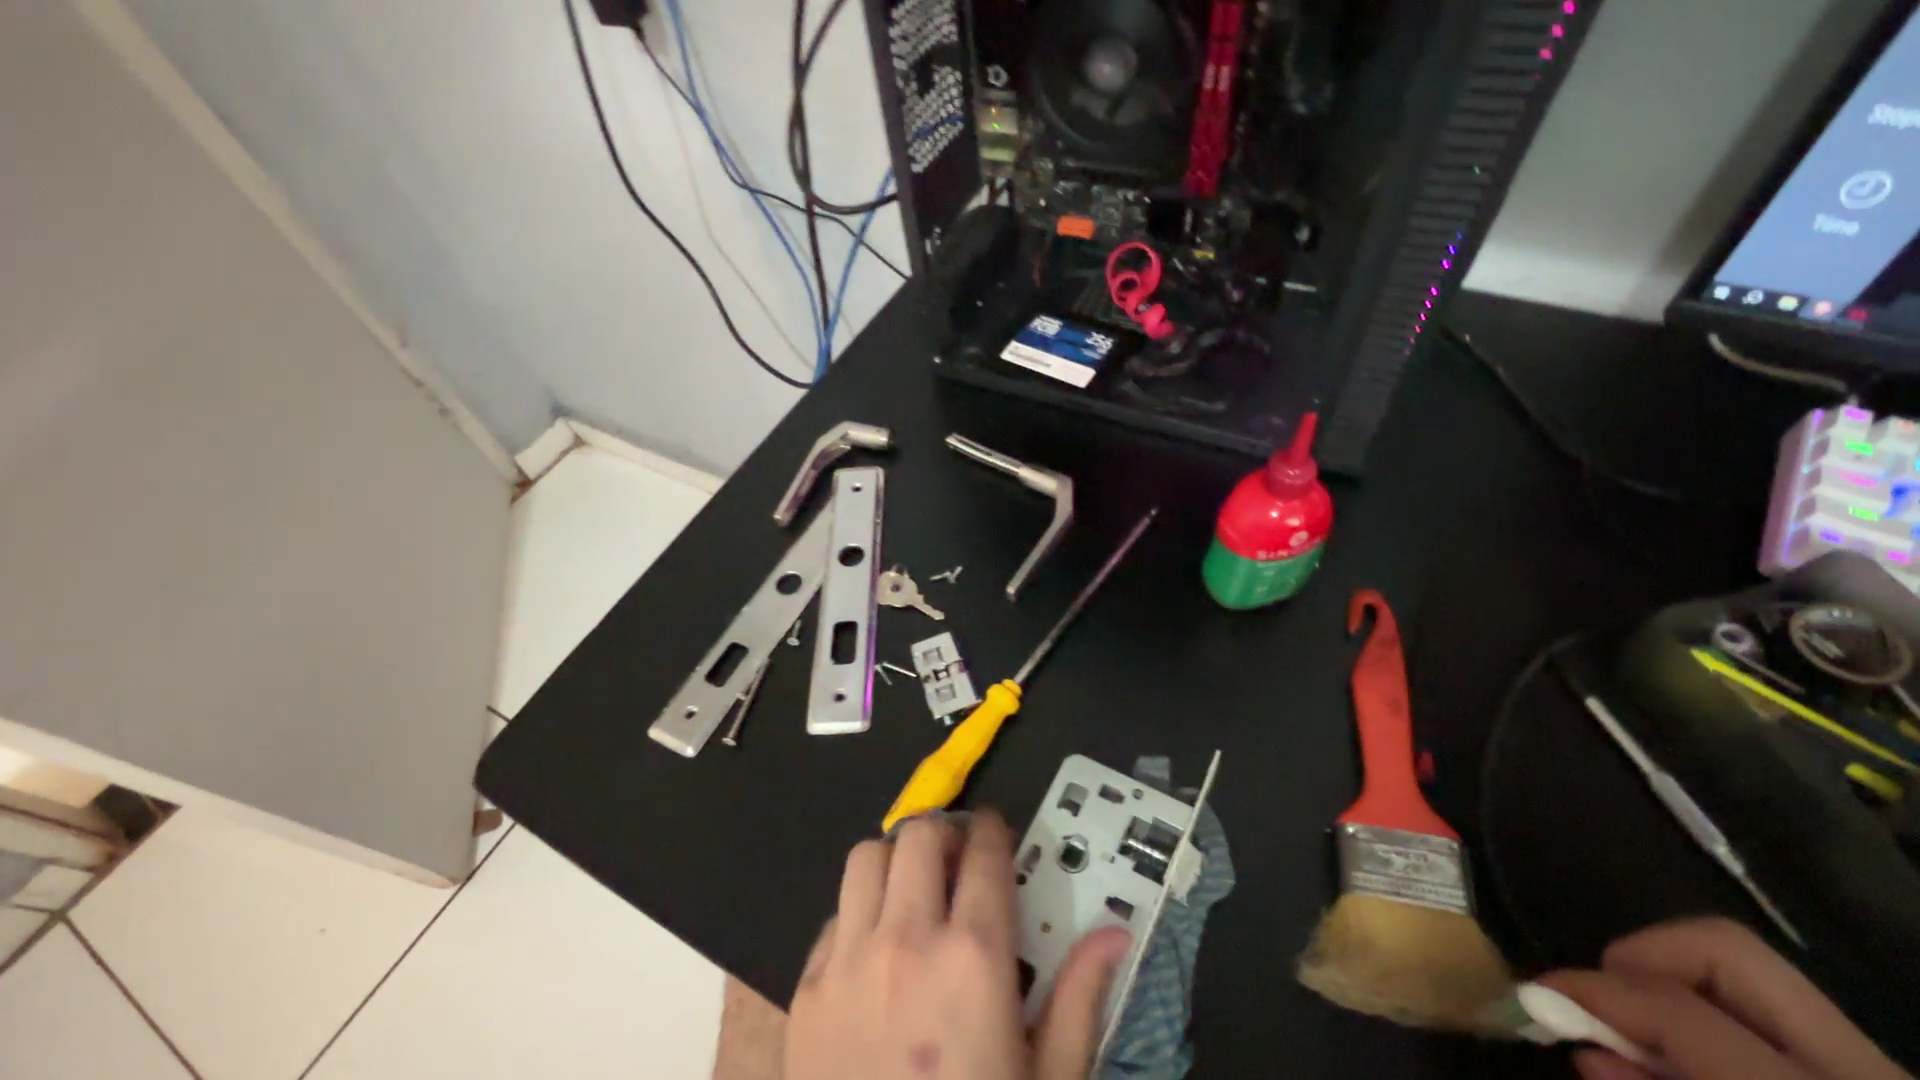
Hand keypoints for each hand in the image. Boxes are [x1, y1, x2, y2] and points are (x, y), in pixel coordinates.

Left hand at [785, 811, 1132, 1079]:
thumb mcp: (1049, 1078)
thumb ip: (1080, 997)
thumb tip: (1114, 935)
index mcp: (975, 957)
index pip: (984, 856)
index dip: (993, 830)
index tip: (995, 829)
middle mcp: (907, 940)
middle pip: (919, 838)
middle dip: (943, 833)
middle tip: (957, 856)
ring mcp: (848, 960)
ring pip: (866, 860)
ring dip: (894, 859)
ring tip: (913, 885)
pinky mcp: (807, 990)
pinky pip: (832, 917)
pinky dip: (858, 911)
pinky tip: (874, 946)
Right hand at [1539, 918, 1910, 1079]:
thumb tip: (1591, 1051)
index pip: (1678, 1011)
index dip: (1593, 991)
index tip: (1537, 994)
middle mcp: (1863, 1075)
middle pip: (1727, 952)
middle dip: (1642, 958)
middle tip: (1596, 999)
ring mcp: (1883, 1075)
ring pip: (1754, 978)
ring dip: (1675, 989)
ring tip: (1637, 1037)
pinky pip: (1780, 1022)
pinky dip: (1716, 1023)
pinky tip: (1689, 1067)